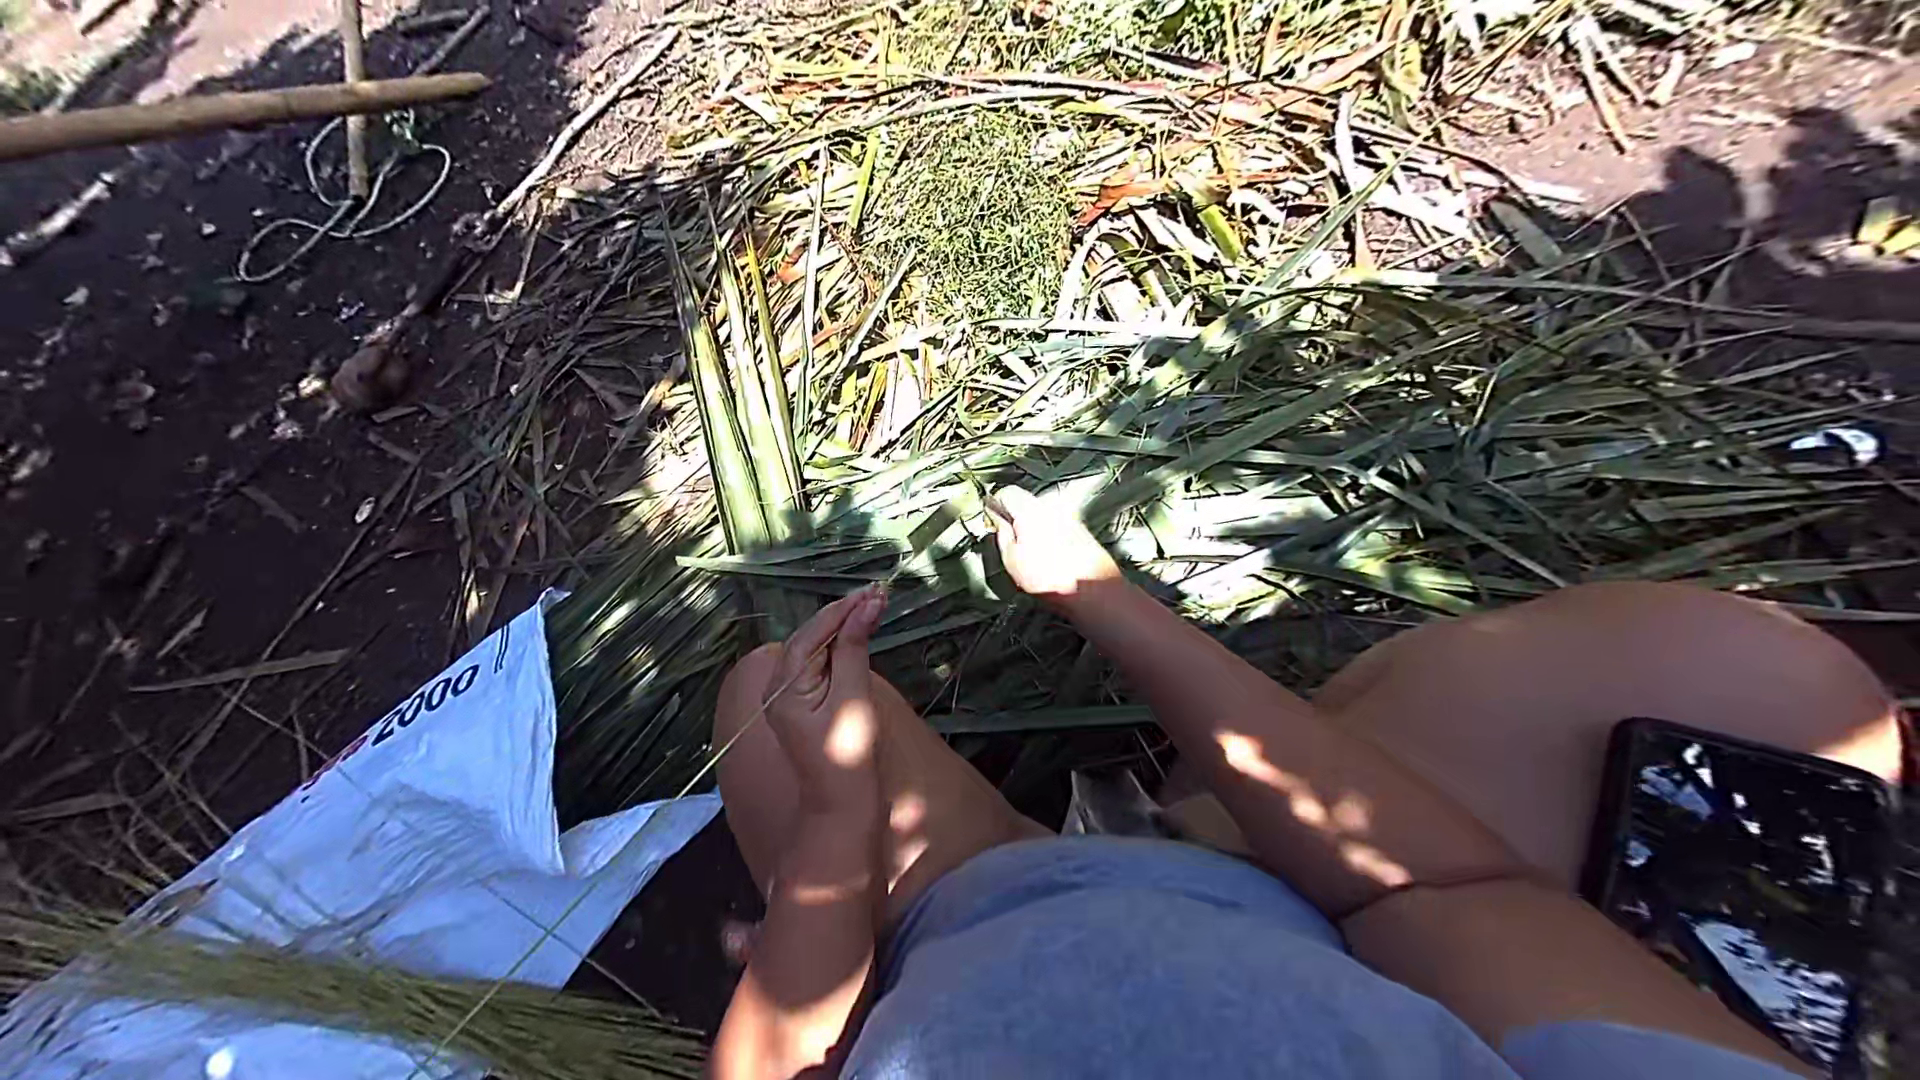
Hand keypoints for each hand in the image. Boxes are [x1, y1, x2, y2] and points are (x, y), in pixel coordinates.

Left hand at [765, 585, 886, 814]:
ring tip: (874, 608)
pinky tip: (859, 636)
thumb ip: (854, 649)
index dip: (843, 610)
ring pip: (815, 651)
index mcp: (782, 688)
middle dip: (844, 615)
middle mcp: (778, 689)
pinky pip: (820, 667)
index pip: (811, 635)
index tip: (874, 592)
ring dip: (843, 629)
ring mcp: (790, 699)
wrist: (843, 812)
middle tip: (878, 596)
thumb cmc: (849, 757)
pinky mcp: (806, 707)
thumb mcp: (853, 697)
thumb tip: (866, 607)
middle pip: (810, 639)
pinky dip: (841, 649)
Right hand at [985, 485, 1121, 607]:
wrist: (1094, 593)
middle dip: (1015, 516)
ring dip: (1033, 525)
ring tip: (1031, 552)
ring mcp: (1069, 514)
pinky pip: (1056, 523)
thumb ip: (1002, 533)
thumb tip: (997, 519)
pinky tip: (1049, 555)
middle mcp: (1052, 506)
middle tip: (1009, 539)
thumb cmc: (1050, 579)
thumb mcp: (1012, 560)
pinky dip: (1049, 532)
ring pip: (1041, 513)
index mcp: (1031, 509)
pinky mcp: (1081, 527)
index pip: (1006, 492)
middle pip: (1025, 502)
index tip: (991, 519)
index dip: (995, 505)